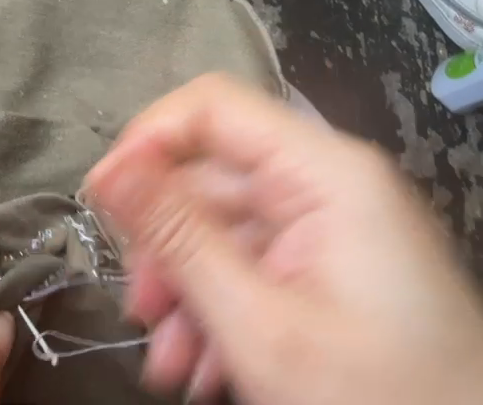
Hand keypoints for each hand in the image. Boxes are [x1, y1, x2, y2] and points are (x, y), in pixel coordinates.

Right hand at [84, 76, 482, 404]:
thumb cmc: (381, 402)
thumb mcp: (262, 326)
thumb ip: (179, 237)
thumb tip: (108, 169)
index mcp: (325, 171)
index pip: (211, 106)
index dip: (147, 140)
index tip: (102, 201)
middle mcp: (328, 184)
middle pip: (212, 177)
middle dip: (165, 244)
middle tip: (137, 308)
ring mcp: (333, 229)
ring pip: (224, 230)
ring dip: (185, 289)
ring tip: (168, 361)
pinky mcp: (335, 270)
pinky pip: (254, 266)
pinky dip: (220, 309)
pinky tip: (202, 366)